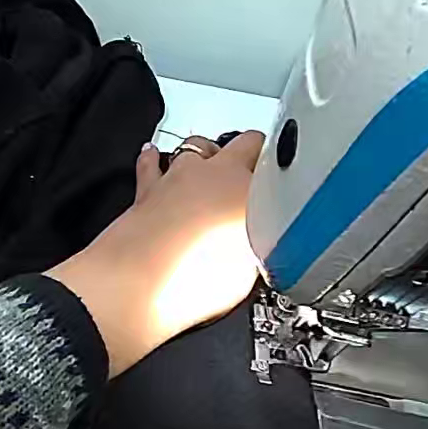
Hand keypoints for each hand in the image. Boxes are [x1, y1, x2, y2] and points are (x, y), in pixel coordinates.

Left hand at [46, 132, 263, 377]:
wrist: (139, 284)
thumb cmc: (196, 278)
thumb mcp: (251, 272)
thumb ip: (262, 246)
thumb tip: (263, 245)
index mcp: (250, 188)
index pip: (278, 162)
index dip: (283, 170)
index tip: (288, 182)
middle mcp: (216, 172)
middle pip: (244, 143)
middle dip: (252, 153)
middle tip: (257, 171)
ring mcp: (178, 176)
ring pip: (198, 147)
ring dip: (207, 154)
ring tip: (213, 167)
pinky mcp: (147, 189)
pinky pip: (152, 162)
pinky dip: (155, 158)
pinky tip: (154, 155)